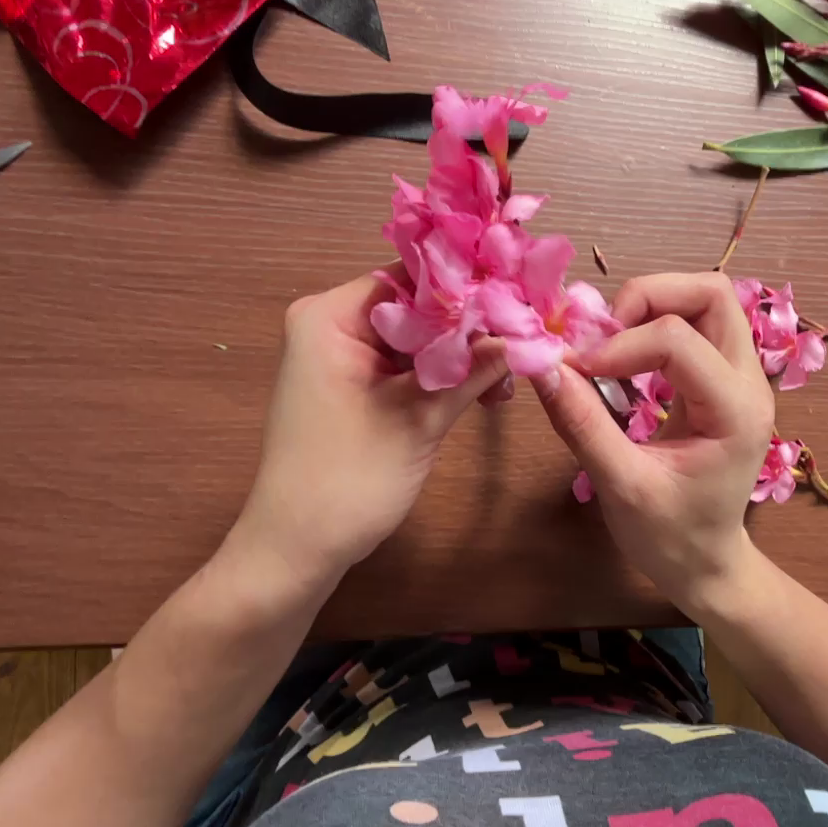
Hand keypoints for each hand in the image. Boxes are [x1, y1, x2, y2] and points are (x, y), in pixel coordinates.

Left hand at [222, 273, 511, 592]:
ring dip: (462, 357)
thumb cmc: (348, 479)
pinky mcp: (354, 387)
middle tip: (524, 347)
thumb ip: (474, 370)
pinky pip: (406, 367)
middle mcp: (332, 325)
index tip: (520, 306)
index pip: (412, 278)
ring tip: (507, 382)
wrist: (298, 548)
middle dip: (471, 328)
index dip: (469, 289)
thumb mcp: (419, 419)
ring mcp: (342, 358)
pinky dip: (443, 378)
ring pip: (418, 339)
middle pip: (417, 307)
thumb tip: (529, 336)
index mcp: (331, 316)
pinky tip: (483, 393)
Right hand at [533, 272, 774, 608]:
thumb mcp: (621, 486)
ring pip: (704, 302)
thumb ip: (582, 423)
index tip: (575, 370)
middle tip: (600, 337)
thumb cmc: (670, 538)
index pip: (678, 339)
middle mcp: (749, 382)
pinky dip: (651, 328)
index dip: (619, 345)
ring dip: (649, 308)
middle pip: (711, 294)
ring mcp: (740, 378)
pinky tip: (622, 361)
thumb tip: (541, 365)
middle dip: (647, 298)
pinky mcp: (720, 380)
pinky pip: (693, 327)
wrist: (706, 565)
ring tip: (607, 346)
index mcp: (735, 411)